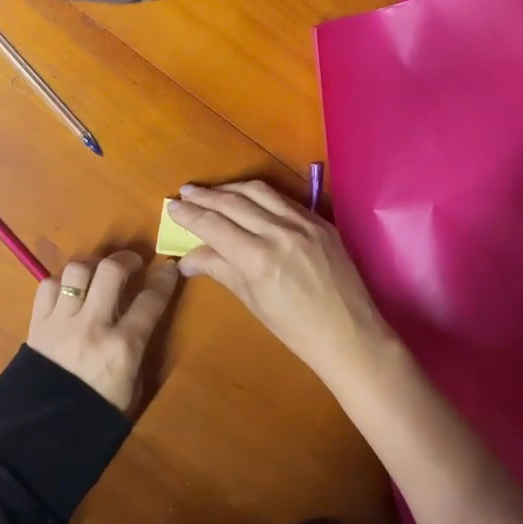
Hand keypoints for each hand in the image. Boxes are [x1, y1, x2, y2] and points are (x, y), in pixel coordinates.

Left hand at [29, 251, 179, 411]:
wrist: (47, 430)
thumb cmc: (97, 412)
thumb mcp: (133, 387)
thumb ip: (136, 350)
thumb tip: (139, 321)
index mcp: (123, 347)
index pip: (150, 301)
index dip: (164, 279)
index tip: (169, 267)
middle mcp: (93, 326)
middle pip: (110, 271)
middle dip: (126, 259)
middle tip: (132, 262)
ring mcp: (62, 321)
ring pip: (76, 270)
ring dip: (91, 266)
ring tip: (96, 272)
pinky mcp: (37, 323)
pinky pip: (47, 286)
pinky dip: (59, 283)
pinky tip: (67, 292)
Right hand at [166, 181, 399, 380]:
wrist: (350, 335)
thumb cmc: (294, 329)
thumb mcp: (251, 300)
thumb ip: (219, 269)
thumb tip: (186, 258)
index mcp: (257, 258)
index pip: (213, 225)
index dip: (189, 214)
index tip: (173, 207)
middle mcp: (279, 233)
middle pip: (232, 202)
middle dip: (204, 196)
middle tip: (185, 193)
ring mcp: (303, 223)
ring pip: (258, 191)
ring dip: (230, 188)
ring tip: (211, 191)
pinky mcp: (321, 221)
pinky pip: (283, 199)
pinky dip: (259, 195)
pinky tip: (247, 198)